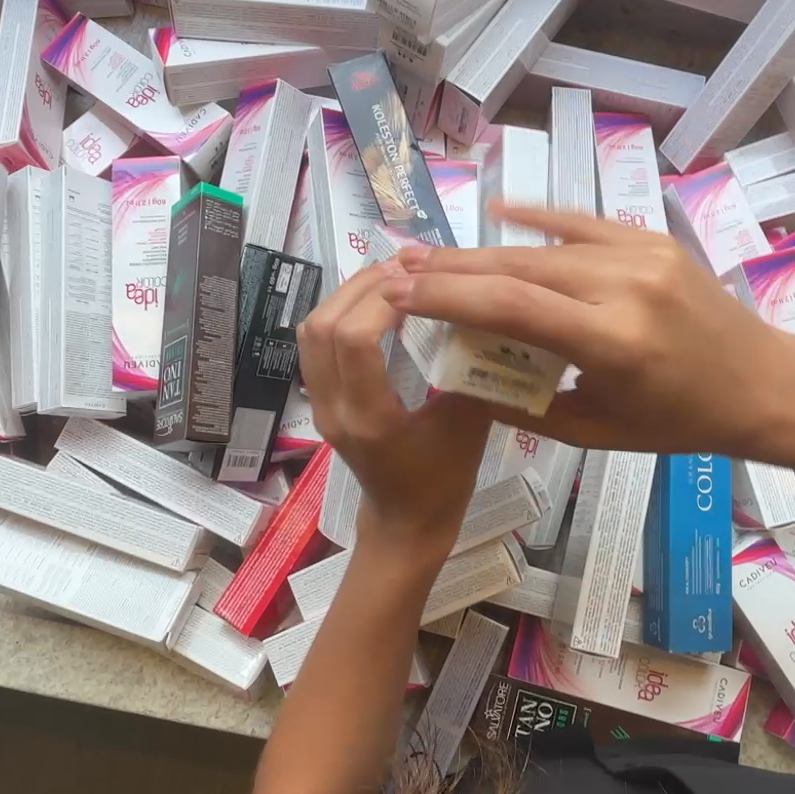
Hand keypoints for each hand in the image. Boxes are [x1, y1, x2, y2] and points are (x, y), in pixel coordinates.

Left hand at [299, 262, 492, 556]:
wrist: (406, 525)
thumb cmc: (442, 484)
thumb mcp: (469, 427)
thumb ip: (471, 371)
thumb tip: (483, 316)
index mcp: (369, 418)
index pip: (355, 339)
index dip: (383, 299)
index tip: (420, 283)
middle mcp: (333, 408)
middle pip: (323, 326)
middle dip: (361, 287)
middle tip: (405, 269)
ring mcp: (320, 405)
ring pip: (311, 332)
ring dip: (345, 297)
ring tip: (388, 280)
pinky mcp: (321, 402)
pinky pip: (315, 346)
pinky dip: (339, 315)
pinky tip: (374, 307)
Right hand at [382, 207, 794, 463]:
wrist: (761, 383)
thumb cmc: (678, 422)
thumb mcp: (594, 431)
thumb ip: (522, 405)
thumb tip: (462, 378)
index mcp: (613, 342)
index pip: (510, 306)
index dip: (446, 296)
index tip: (397, 294)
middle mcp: (625, 285)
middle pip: (517, 266)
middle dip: (450, 267)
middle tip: (398, 268)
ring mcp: (641, 253)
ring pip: (541, 245)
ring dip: (482, 251)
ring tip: (434, 257)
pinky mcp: (650, 238)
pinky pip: (580, 223)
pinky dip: (536, 218)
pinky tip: (498, 212)